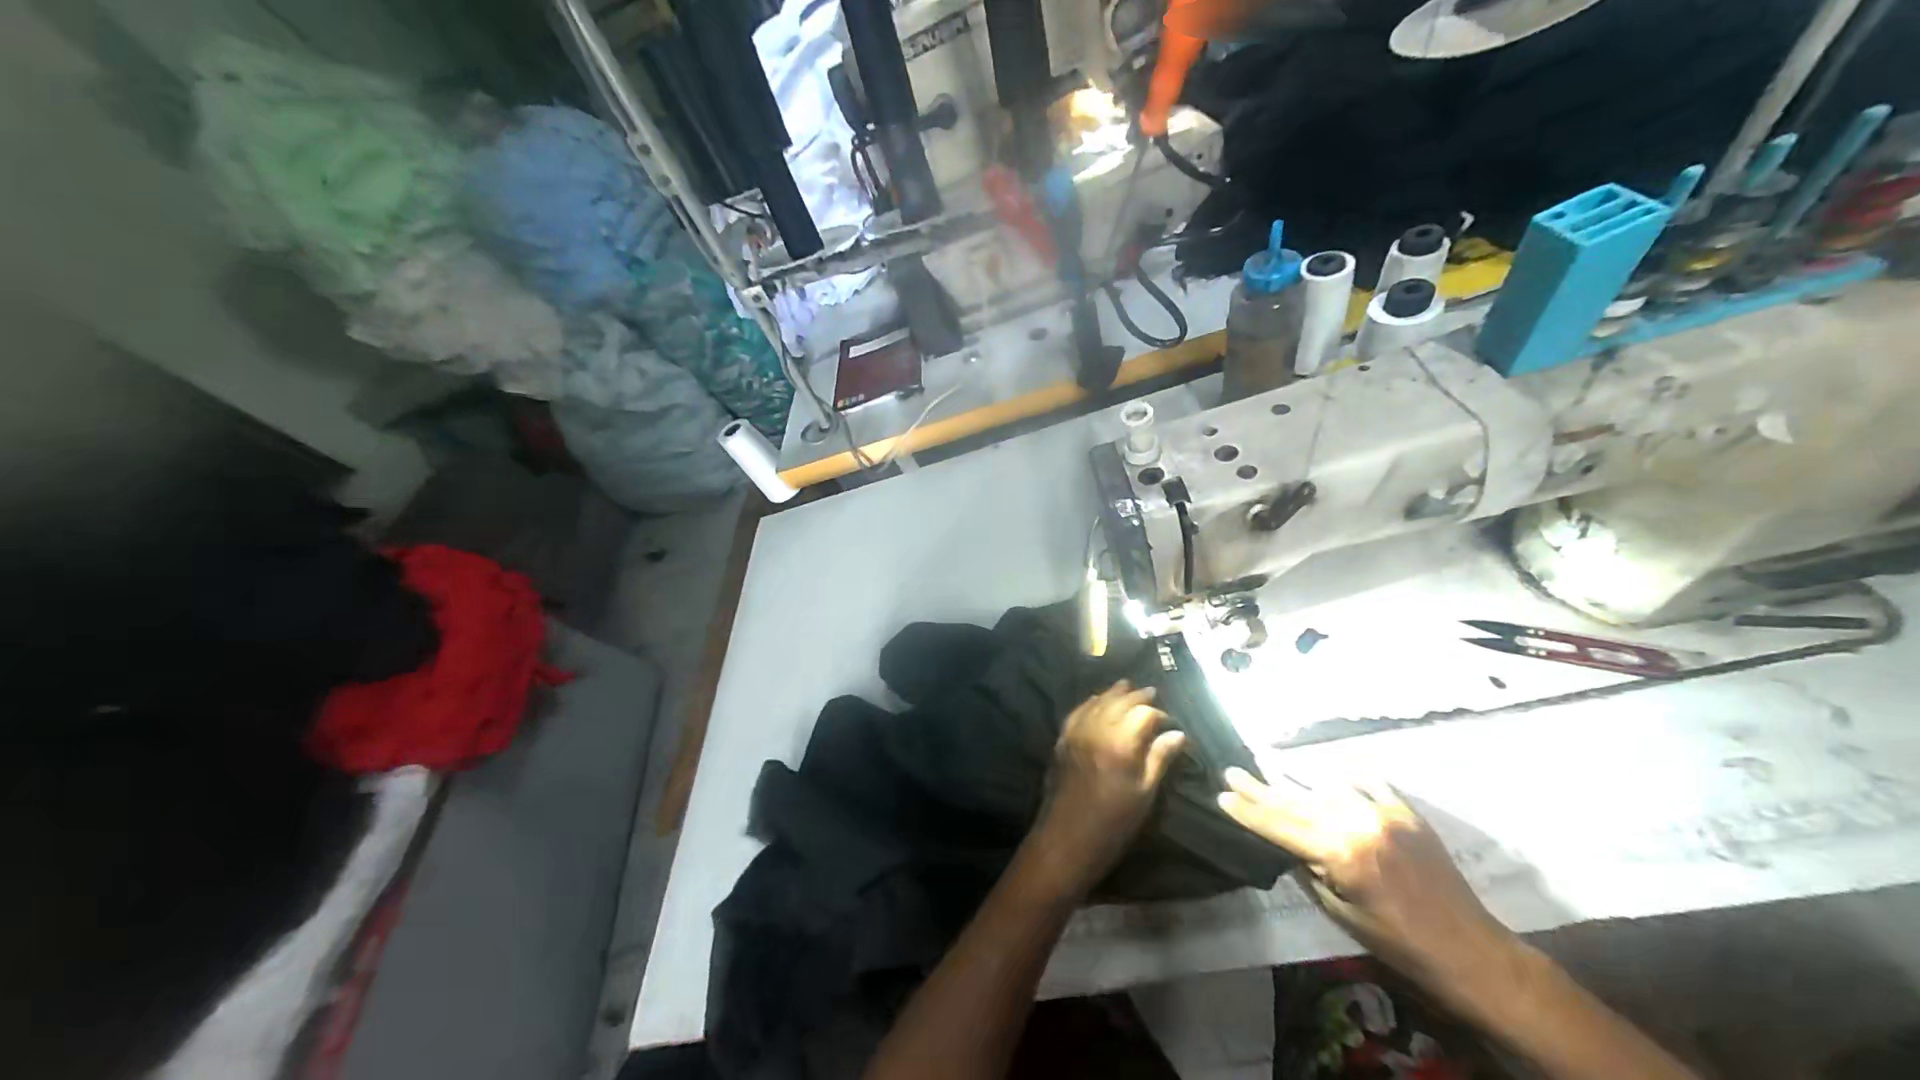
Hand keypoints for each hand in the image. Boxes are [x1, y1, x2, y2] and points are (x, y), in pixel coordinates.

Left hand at [1031, 681, 1187, 892]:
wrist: (1066, 841)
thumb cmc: (1113, 824)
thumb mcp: (1145, 795)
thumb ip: (1159, 759)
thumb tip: (1178, 734)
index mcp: (1120, 744)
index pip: (1142, 714)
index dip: (1158, 714)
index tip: (1169, 722)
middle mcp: (1096, 731)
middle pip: (1117, 702)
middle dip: (1136, 696)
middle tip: (1151, 692)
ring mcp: (1076, 734)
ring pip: (1096, 703)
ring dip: (1112, 694)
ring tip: (1127, 687)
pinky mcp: (1062, 741)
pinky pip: (1077, 713)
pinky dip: (1089, 703)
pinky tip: (1096, 701)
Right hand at [1217, 768, 1522, 1012]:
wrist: (1469, 949)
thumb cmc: (1396, 942)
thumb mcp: (1339, 912)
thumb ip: (1309, 870)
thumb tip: (1288, 843)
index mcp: (1339, 854)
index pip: (1280, 825)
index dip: (1248, 811)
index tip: (1222, 796)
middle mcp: (1358, 824)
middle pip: (1297, 801)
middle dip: (1261, 789)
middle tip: (1232, 772)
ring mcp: (1385, 813)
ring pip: (1327, 787)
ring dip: (1295, 779)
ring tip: (1269, 767)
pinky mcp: (1407, 812)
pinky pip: (1369, 782)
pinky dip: (1345, 776)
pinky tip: (1327, 770)